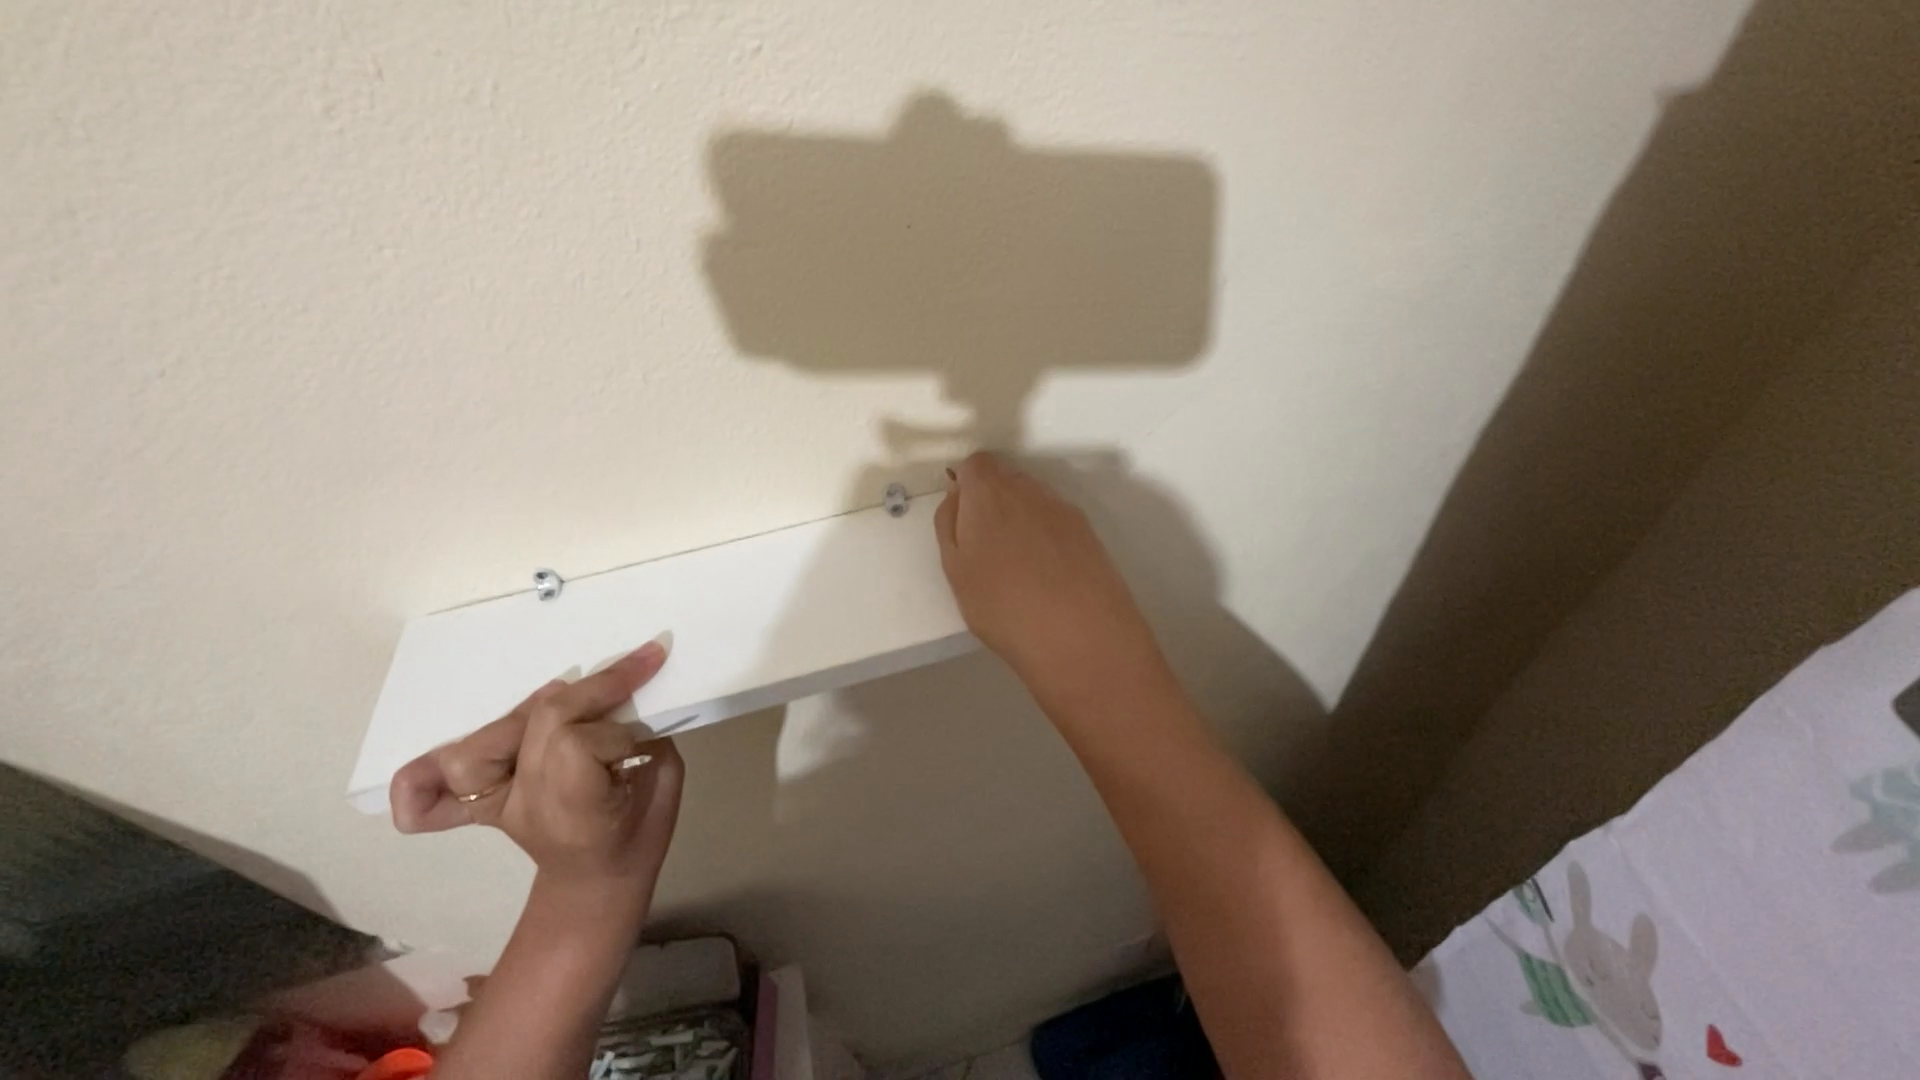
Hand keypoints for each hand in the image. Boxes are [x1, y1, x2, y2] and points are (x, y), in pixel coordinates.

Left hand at [389, 642, 683, 886]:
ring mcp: (493, 805)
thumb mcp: (664, 782)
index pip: (575, 745)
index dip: (614, 729)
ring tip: (566, 702)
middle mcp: (525, 807)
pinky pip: (426, 788)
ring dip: (531, 710)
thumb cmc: (639, 832)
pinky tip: (441, 759)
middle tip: (631, 675)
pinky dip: (425, 772)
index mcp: (577, 812)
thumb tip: (623, 695)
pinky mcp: (476, 800)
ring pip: (480, 743)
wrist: (596, 884)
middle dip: (592, 690)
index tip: (643, 737)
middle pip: (539, 723)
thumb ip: (646, 737)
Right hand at [935, 452, 1167, 705]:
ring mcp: (1063, 510)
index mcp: (990, 493)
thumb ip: (949, 524)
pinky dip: (1044, 536)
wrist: (1081, 637)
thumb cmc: (1003, 606)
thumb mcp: (956, 570)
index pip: (976, 463)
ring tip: (1015, 563)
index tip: (962, 513)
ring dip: (1020, 518)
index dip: (965, 482)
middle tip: (984, 544)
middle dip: (991, 500)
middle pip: (1006, 478)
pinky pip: (1056, 521)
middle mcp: (1030, 490)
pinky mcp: (1088, 533)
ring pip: (1033, 499)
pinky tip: (1044, 573)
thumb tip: (956, 496)